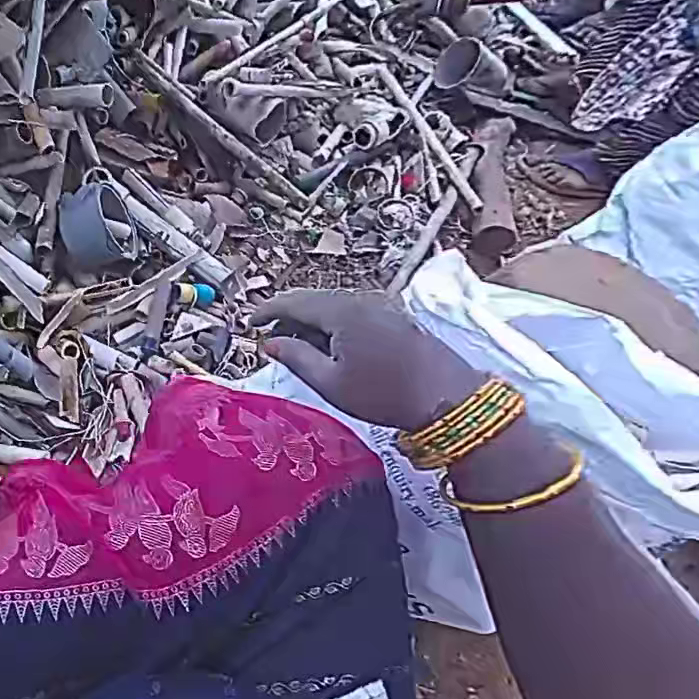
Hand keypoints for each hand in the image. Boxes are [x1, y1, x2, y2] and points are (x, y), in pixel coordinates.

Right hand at [251, 290, 483, 429]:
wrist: (449, 398)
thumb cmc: (384, 394)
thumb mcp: (331, 383)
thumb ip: (296, 357)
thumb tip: (270, 343)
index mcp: (342, 311)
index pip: (293, 301)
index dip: (267, 311)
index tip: (249, 324)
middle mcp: (360, 299)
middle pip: (313, 300)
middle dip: (288, 317)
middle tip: (271, 340)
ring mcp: (381, 304)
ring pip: (333, 305)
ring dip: (311, 321)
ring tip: (299, 347)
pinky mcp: (394, 315)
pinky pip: (352, 311)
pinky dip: (332, 324)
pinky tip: (330, 346)